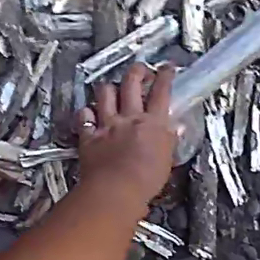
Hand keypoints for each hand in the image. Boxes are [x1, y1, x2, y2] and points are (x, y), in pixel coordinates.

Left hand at [77, 62, 178, 207]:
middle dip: (136, 70)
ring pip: (105, 93)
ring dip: (109, 88)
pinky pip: (84, 116)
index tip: (167, 68)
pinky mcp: (89, 136)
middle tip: (139, 70)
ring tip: (112, 89)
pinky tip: (88, 113)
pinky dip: (85, 112)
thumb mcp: (166, 161)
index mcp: (153, 123)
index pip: (161, 91)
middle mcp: (129, 118)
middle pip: (131, 83)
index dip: (165, 75)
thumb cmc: (146, 181)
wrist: (116, 191)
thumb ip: (169, 141)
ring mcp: (107, 125)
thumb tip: (175, 129)